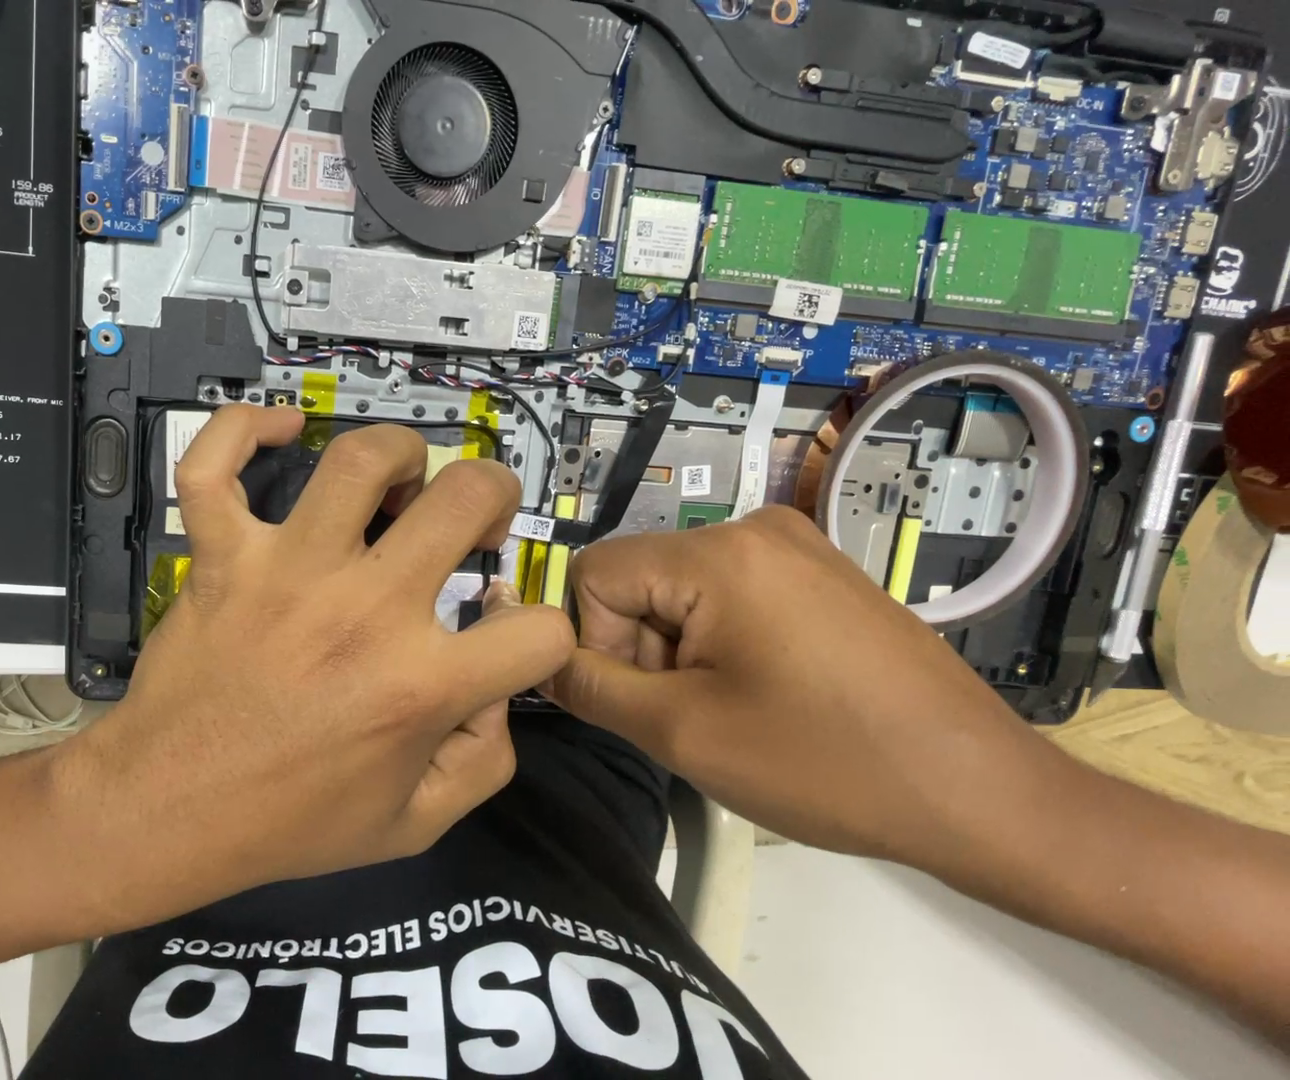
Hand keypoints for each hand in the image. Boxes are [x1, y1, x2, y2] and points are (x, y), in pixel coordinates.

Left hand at [59, 405, 574, 924]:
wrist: (167, 812)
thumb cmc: (290, 823)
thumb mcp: (415, 824)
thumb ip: (485, 760)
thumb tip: (496, 689)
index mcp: (420, 685)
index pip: (537, 631)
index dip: (540, 635)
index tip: (502, 639)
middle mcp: (363, 611)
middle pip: (465, 498)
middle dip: (494, 496)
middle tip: (474, 522)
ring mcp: (286, 573)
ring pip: (358, 459)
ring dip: (397, 453)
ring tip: (398, 482)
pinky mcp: (220, 557)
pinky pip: (214, 466)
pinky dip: (241, 430)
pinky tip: (278, 429)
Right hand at [544, 507, 1068, 866]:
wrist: (980, 794)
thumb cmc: (824, 762)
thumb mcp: (681, 731)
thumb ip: (589, 688)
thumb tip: (537, 660)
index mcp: (718, 554)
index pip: (594, 572)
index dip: (597, 641)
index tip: (648, 700)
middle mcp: (754, 529)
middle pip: (639, 581)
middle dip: (643, 650)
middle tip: (694, 715)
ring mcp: (795, 547)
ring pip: (680, 592)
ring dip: (680, 652)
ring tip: (735, 710)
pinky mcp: (820, 574)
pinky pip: (729, 595)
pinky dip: (720, 643)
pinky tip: (765, 693)